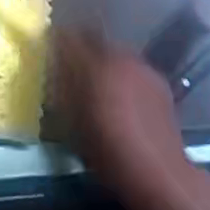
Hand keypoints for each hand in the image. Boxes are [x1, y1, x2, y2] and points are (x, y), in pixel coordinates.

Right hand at [52, 28, 193, 209]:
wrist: (160, 173)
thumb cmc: (109, 154)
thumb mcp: (74, 125)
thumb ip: (62, 89)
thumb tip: (55, 69)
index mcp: (94, 66)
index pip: (69, 36)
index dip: (57, 38)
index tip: (49, 45)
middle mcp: (119, 57)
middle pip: (94, 38)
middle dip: (81, 46)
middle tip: (71, 64)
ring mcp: (142, 66)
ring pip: (115, 51)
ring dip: (103, 59)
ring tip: (98, 81)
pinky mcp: (159, 79)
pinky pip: (133, 66)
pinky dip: (123, 73)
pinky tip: (123, 94)